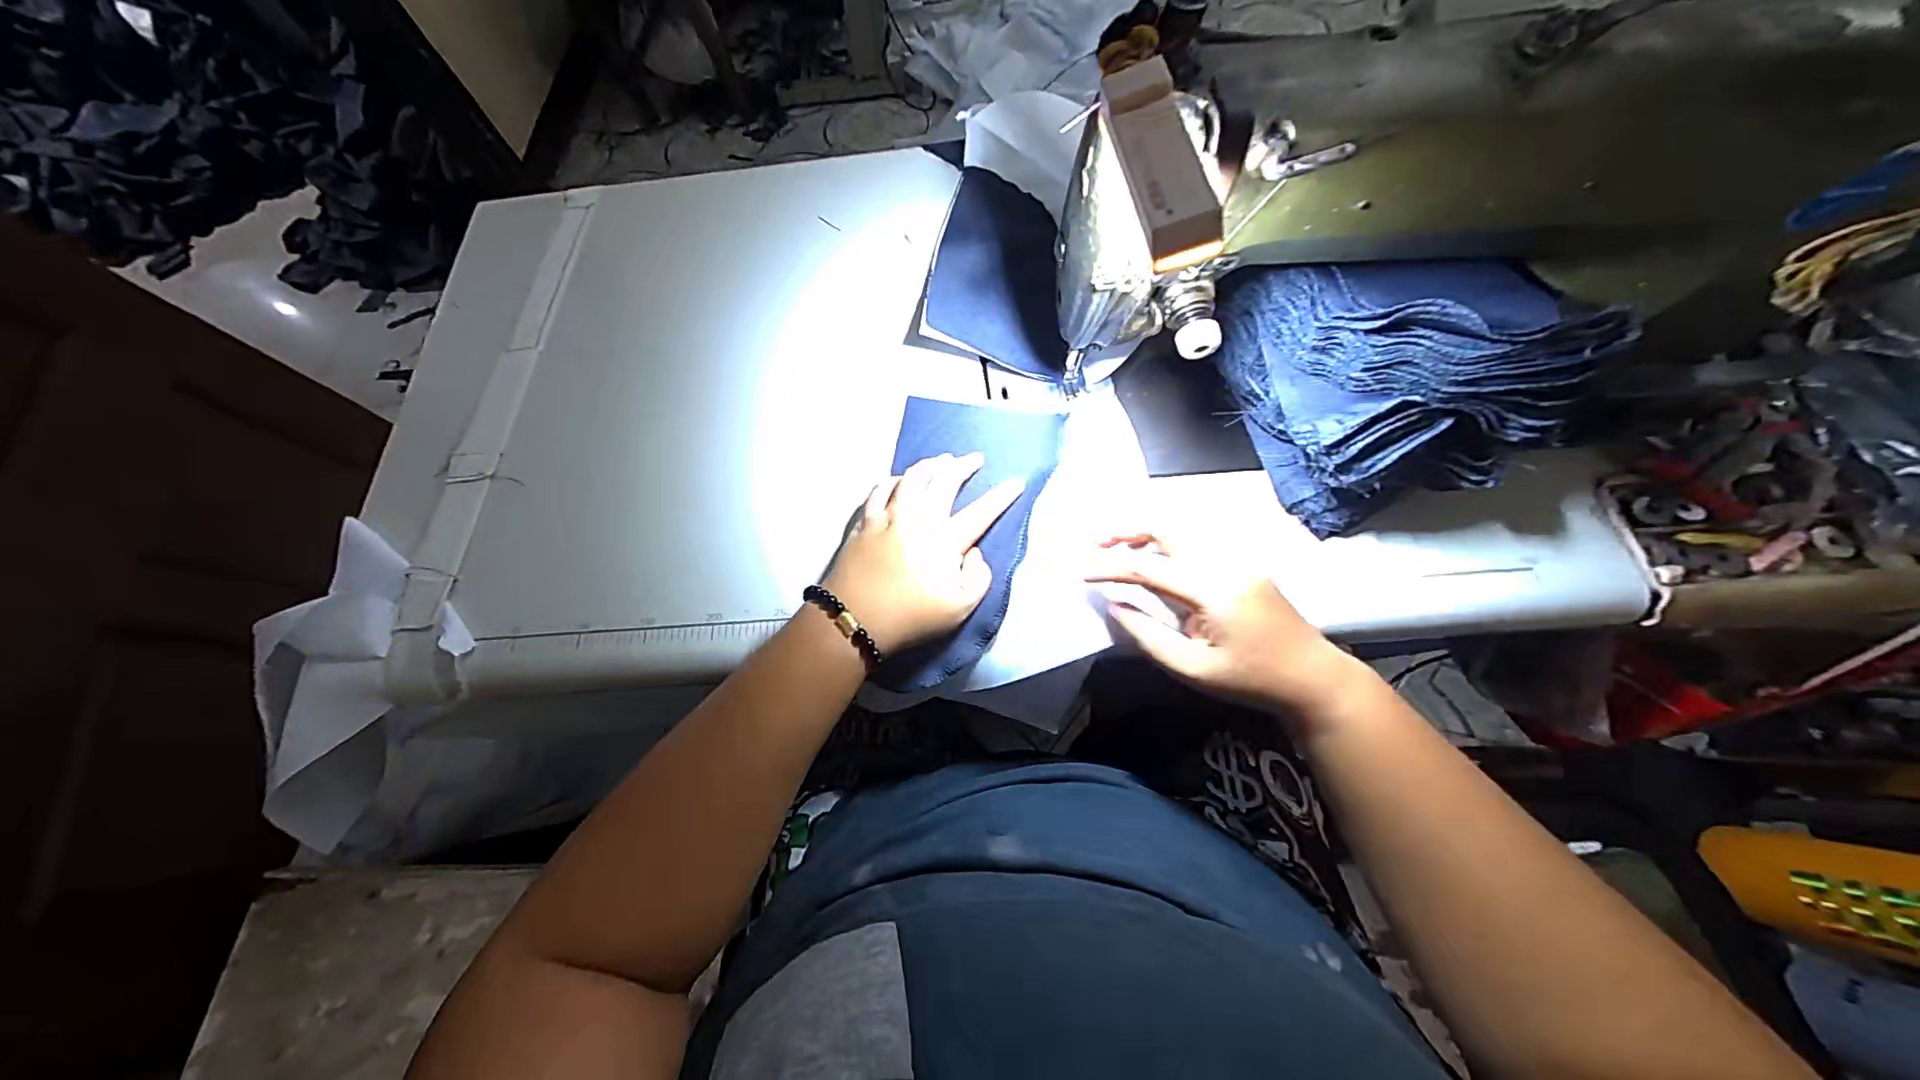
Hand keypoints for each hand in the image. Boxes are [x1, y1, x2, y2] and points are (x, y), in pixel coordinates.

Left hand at [821, 453, 1024, 651]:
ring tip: (941, 460)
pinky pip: (881, 489)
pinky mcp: (864, 521)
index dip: (1002, 496)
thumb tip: (975, 553)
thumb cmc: (909, 617)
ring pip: (911, 477)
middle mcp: (917, 519)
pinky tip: (899, 480)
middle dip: (964, 465)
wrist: (853, 618)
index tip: (1017, 482)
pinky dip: (895, 480)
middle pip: (944, 480)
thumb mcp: (958, 610)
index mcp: (944, 540)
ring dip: (930, 464)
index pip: (981, 512)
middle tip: (975, 459)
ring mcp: (888, 517)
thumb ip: (978, 579)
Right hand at [1087, 533, 1372, 717]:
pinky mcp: (1244, 566)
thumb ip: (1148, 636)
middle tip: (1097, 543)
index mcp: (1213, 590)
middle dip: (1128, 530)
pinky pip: (1198, 544)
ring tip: (1119, 549)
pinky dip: (1169, 545)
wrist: (1313, 677)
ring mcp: (1239, 561)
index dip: (1111, 568)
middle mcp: (1226, 564)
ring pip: (1183, 532)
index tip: (1082, 574)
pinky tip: (1155, 559)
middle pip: (1168, 529)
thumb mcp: (1193, 669)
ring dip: (1148, 535)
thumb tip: (1115, 606)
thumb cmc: (1251, 679)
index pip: (1149, 568)